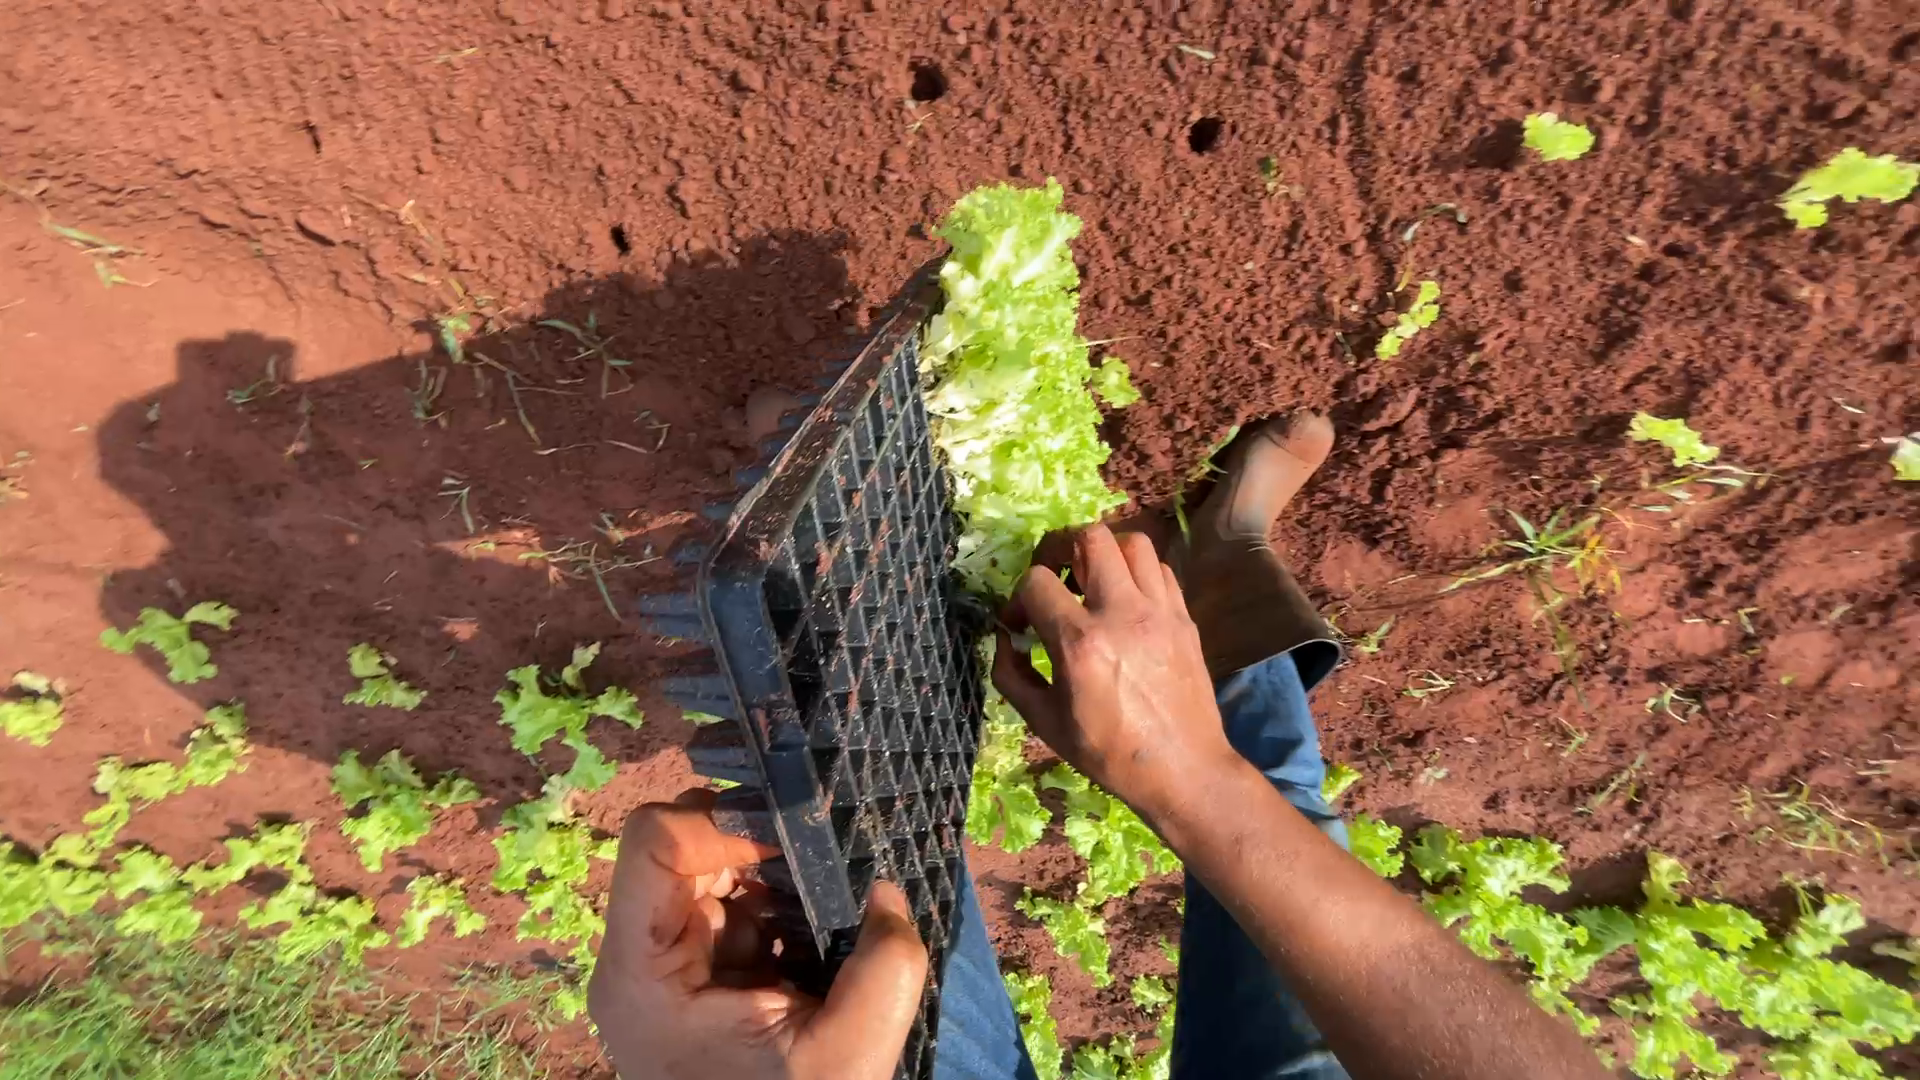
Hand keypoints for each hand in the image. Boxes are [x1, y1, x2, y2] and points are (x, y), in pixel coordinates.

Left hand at [588, 791, 928, 1079]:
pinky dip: (784, 891)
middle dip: (758, 837)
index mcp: (643, 972)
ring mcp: (672, 957)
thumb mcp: (845, 1060)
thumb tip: (884, 892)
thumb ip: (885, 970)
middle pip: (684, 841)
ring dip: (777, 865)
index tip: (787, 846)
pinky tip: (818, 923)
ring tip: (825, 893)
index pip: (654, 840)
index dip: (721, 823)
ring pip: (715, 859)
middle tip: (819, 856)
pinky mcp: (705, 962)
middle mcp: (643, 953)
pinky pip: (739, 891)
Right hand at [992, 523, 1243, 825]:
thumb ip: (1010, 674)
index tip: (1019, 624)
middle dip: (1059, 548)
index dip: (1017, 598)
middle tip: (1055, 577)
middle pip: (1089, 537)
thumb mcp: (1044, 722)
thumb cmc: (1108, 752)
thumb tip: (1004, 639)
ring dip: (1104, 552)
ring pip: (1132, 541)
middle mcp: (1122, 614)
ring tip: (1092, 580)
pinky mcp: (1184, 617)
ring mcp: (1160, 611)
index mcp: (1081, 642)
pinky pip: (1160, 568)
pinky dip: (1137, 572)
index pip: (1036, 581)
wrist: (1183, 769)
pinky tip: (1126, 599)